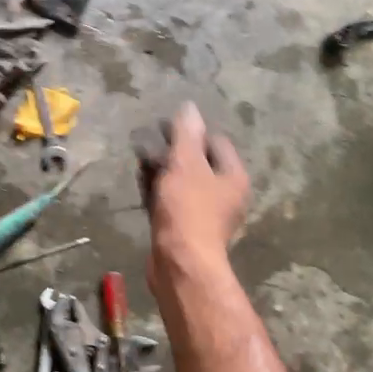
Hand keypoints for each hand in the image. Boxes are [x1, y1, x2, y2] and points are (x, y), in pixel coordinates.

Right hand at [146, 101, 249, 264]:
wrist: (180, 263)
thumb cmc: (187, 210)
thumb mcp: (186, 165)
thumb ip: (186, 135)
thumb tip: (190, 108)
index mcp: (233, 176)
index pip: (215, 142)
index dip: (190, 132)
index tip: (163, 127)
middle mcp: (224, 194)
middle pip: (197, 162)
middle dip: (171, 151)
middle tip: (146, 143)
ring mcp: (204, 213)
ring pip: (181, 182)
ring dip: (162, 170)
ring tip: (139, 160)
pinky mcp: (184, 228)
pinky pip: (171, 201)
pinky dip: (158, 190)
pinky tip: (141, 183)